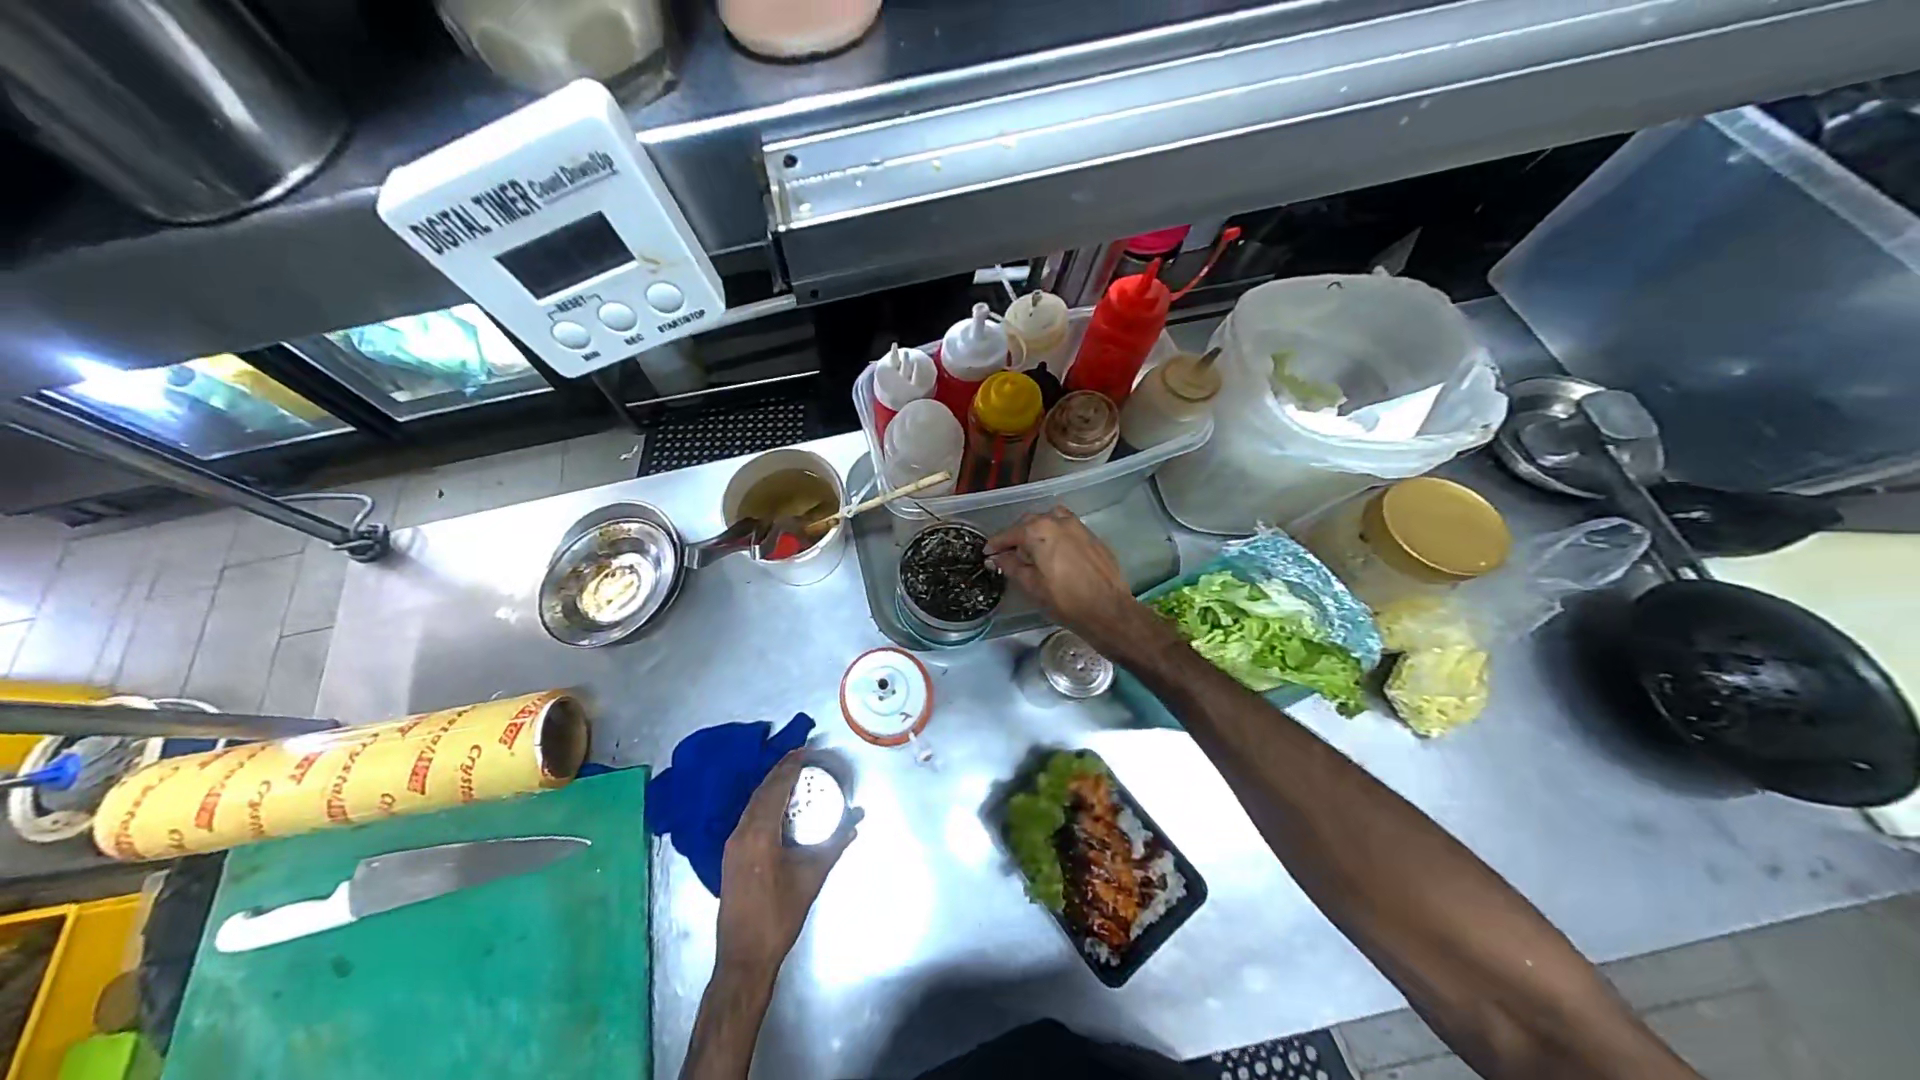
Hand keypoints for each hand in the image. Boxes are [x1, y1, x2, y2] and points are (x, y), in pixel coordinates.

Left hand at [716, 753, 860, 979]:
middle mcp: (740, 834)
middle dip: (780, 772)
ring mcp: (731, 846)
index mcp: (758, 835)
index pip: (774, 789)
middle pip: (760, 793)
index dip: (789, 768)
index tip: (804, 752)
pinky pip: (748, 818)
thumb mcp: (811, 878)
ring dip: (771, 787)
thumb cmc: (779, 917)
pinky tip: (777, 807)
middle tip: (800, 757)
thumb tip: (855, 824)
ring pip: (752, 805)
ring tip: (792, 776)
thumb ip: (833, 846)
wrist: (744, 956)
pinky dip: (764, 804)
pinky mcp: (730, 857)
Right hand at [985, 507, 1150, 652]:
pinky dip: (1055, 533)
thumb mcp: (1031, 585)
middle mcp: (1056, 520)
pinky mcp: (1091, 535)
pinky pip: (1066, 527)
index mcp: (1038, 531)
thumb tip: (997, 557)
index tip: (987, 553)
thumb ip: (1011, 565)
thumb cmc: (1064, 600)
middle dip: (1017, 537)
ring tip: (1033, 550)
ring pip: (1049, 520)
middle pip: (1029, 523)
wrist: (1107, 609)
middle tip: (1008, 555)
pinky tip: (1055, 550)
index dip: (996, 544)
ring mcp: (1077, 525)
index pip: (1009, 534)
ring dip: (1037, 531)